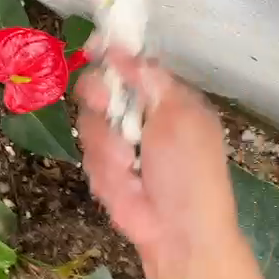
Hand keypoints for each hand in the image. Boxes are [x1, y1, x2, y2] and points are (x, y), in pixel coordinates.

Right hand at [76, 49, 238, 268]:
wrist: (179, 232)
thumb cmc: (191, 171)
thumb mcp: (180, 116)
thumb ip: (149, 79)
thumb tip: (121, 49)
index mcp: (164, 98)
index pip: (130, 64)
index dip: (110, 53)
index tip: (93, 47)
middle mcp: (139, 115)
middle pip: (99, 87)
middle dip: (98, 96)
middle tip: (103, 103)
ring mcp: (117, 142)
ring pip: (89, 122)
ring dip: (107, 145)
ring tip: (129, 167)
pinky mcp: (102, 169)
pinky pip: (88, 156)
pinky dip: (106, 171)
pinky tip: (126, 186)